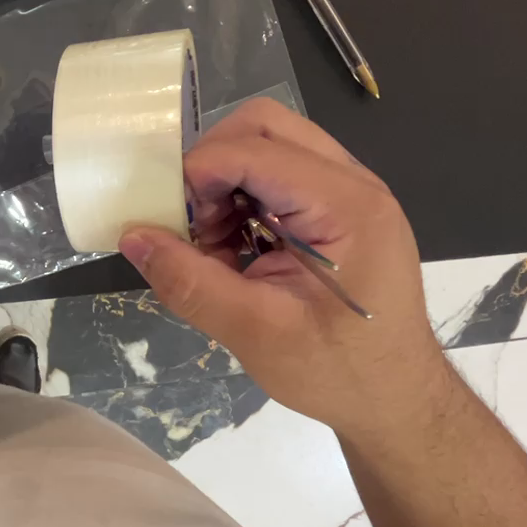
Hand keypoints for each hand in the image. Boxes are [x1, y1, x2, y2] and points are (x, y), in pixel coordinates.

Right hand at [117, 99, 456, 433]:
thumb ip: (189, 282)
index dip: (197, 176)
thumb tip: (132, 238)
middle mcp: (352, 184)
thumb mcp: (254, 332)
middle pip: (262, 127)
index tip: (171, 227)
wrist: (394, 399)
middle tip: (195, 224)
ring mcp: (346, 193)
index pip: (252, 150)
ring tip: (214, 243)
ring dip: (223, 183)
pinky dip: (239, 198)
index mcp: (346, 207)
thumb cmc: (337, 371)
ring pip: (266, 144)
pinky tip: (234, 248)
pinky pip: (275, 174)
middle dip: (211, 166)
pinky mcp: (333, 209)